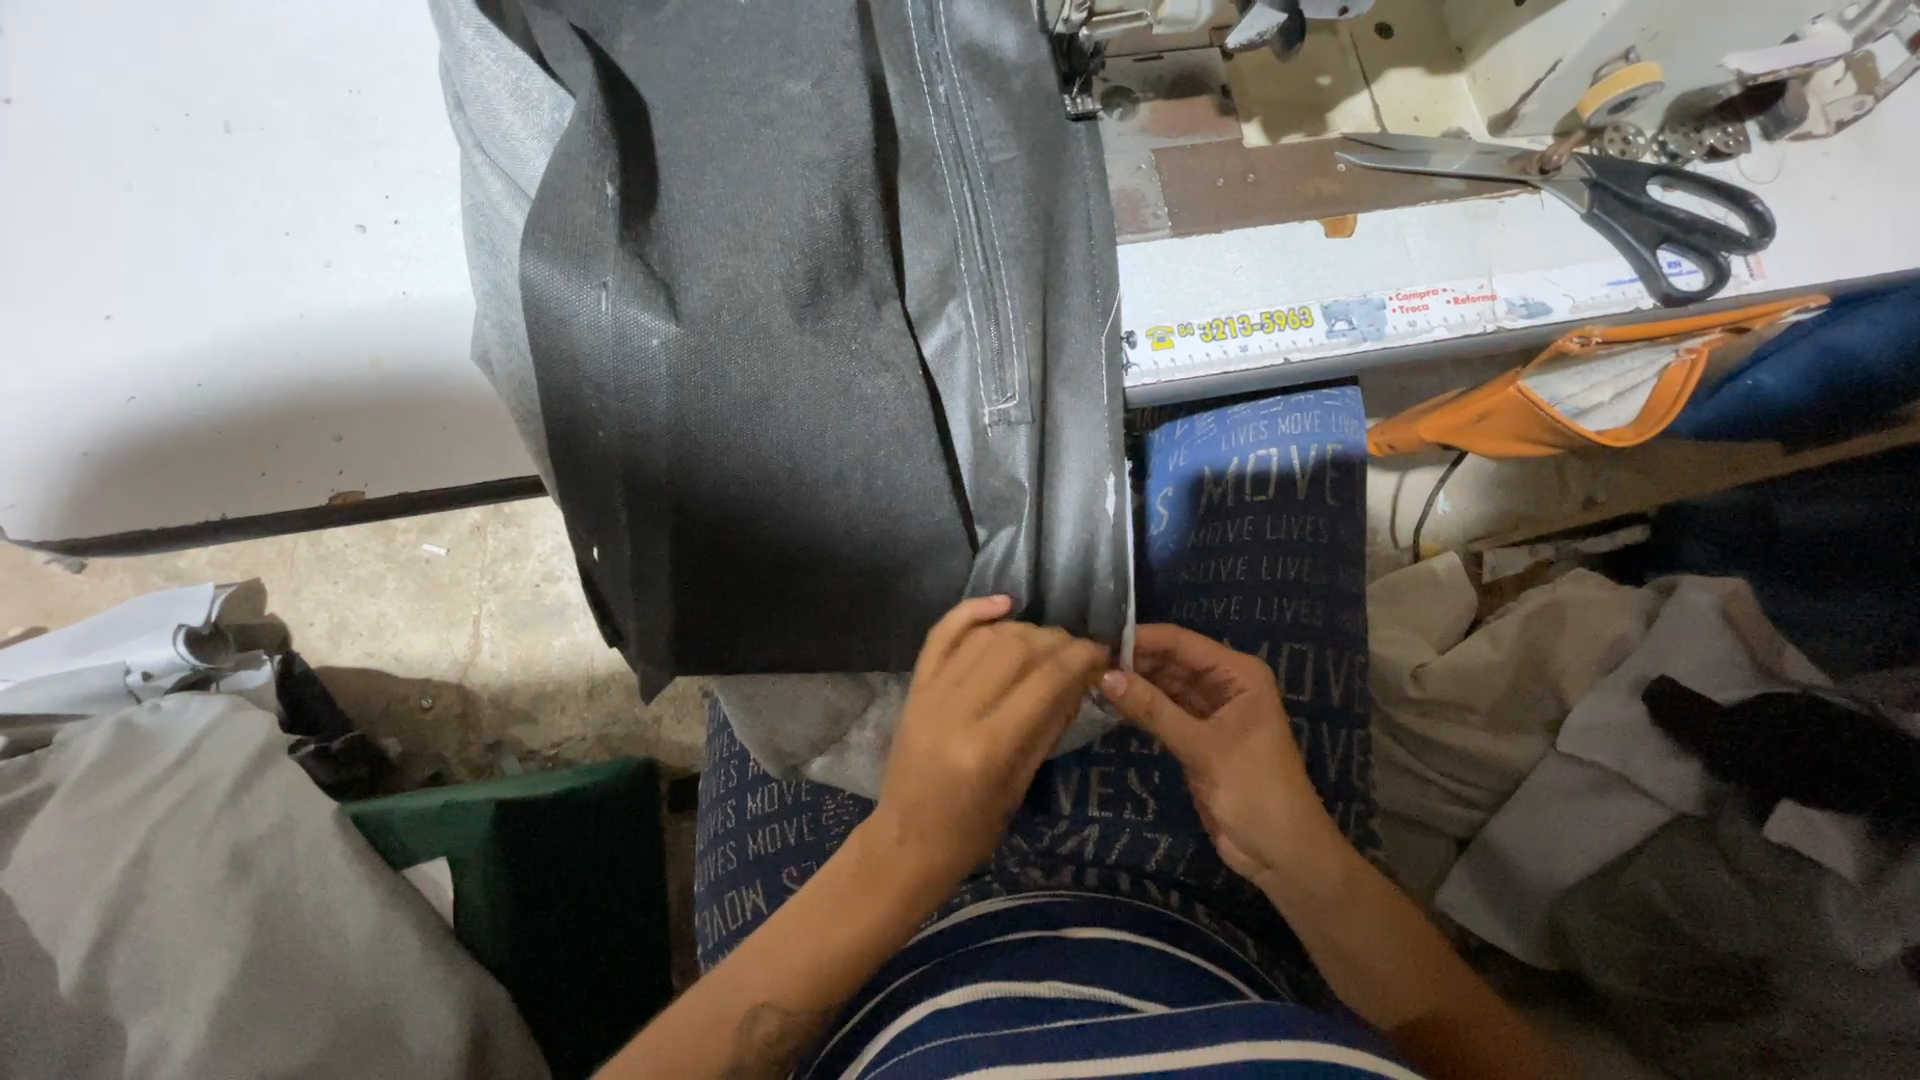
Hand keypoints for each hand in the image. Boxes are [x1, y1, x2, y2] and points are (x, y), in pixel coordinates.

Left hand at [869, 595, 1109, 887]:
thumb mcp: (1021, 787)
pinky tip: (1004, 604)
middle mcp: (955, 712)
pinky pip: (941, 635)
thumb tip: (1079, 679)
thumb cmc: (972, 831)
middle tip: (1079, 650)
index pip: (1045, 681)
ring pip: (984, 637)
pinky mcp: (913, 688)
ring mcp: (928, 695)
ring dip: (1024, 629)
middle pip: (1016, 649)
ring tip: (1048, 641)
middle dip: (1056, 641)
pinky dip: (971, 612)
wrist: (907, 841)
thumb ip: (1048, 727)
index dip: (1080, 658)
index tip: (1101, 654)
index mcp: (988, 748)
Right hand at [1100, 624, 1342, 888]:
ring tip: (1088, 678)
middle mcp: (1225, 684)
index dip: (1140, 639)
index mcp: (1238, 674)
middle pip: (1170, 661)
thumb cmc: (1254, 789)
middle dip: (1132, 661)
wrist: (1281, 852)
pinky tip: (1109, 703)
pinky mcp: (1197, 738)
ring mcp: (1210, 711)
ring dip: (1133, 684)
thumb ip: (1153, 709)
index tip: (1096, 640)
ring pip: (1164, 686)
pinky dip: (1140, 708)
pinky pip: (1163, 711)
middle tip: (1085, 661)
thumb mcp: (1202, 747)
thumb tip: (1105, 676)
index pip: (1181, 643)